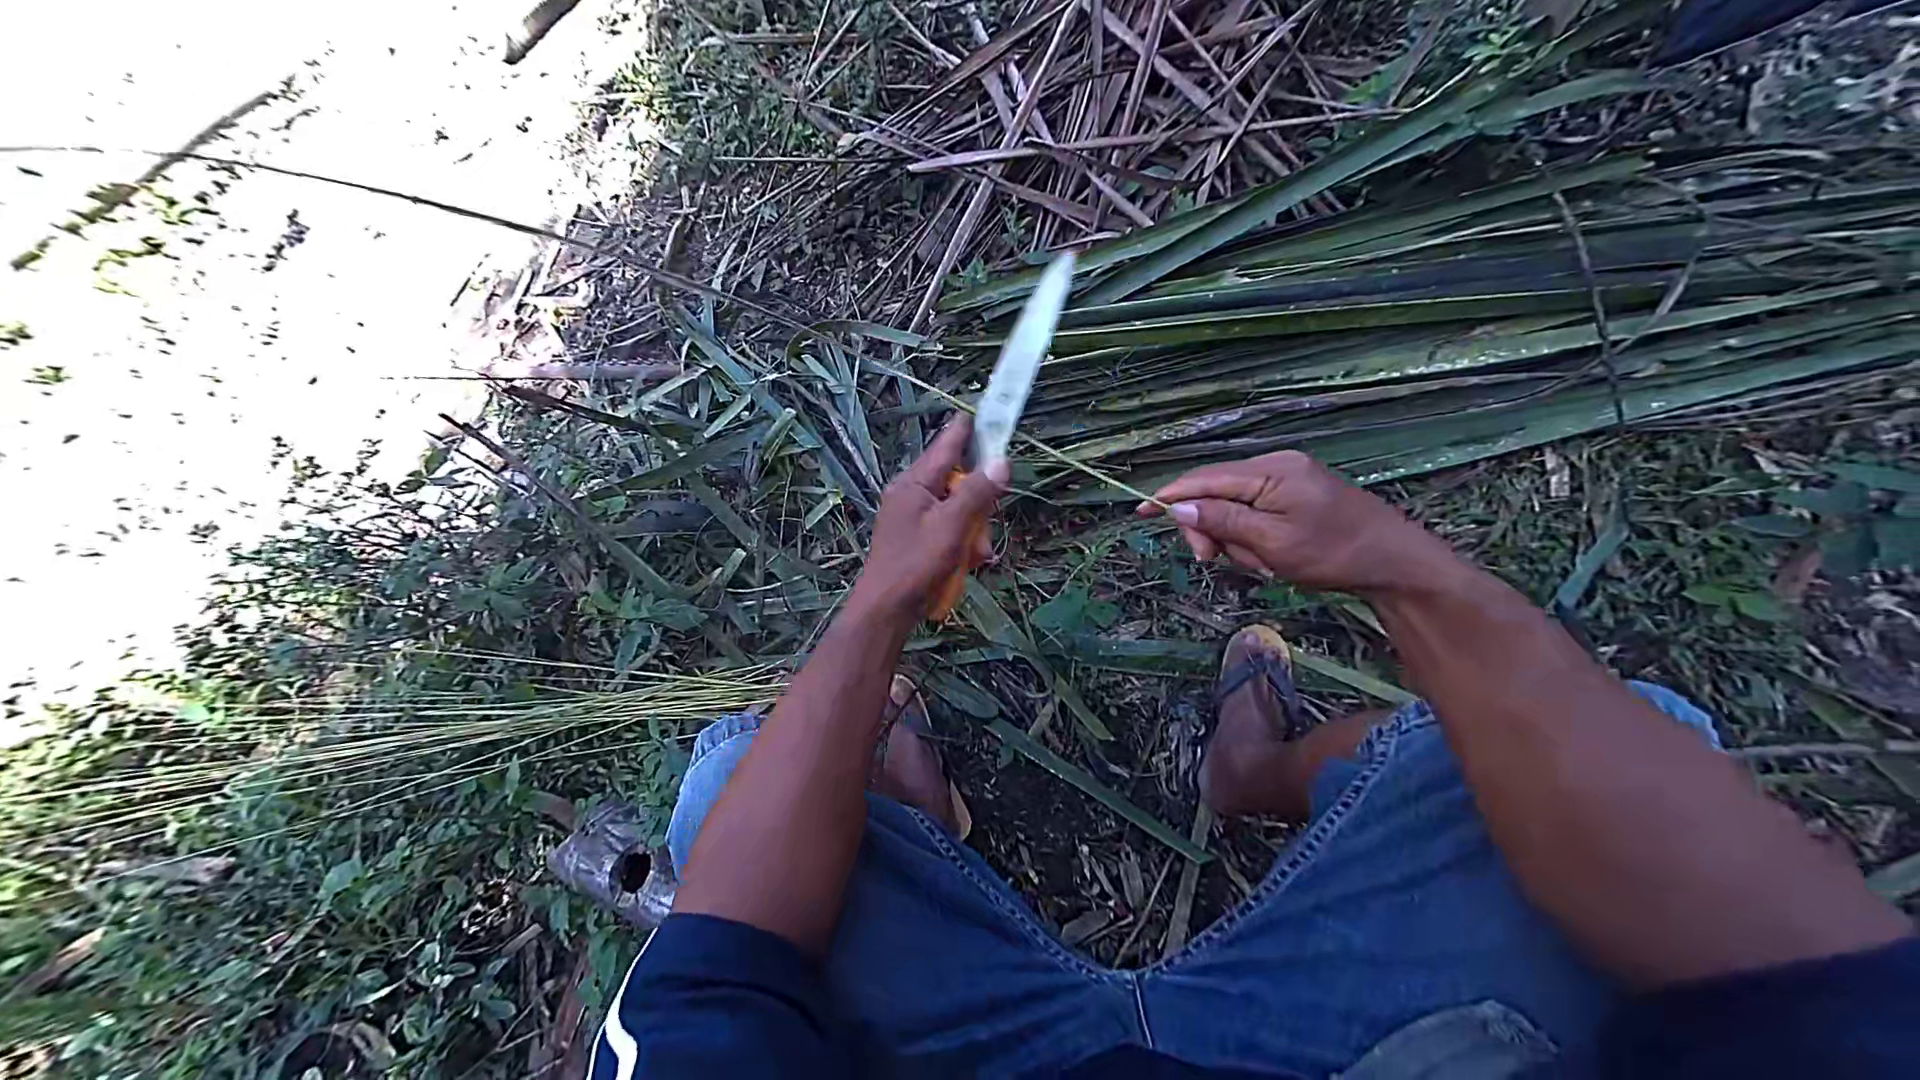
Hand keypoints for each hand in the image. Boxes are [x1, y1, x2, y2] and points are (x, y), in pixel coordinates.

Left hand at [850, 415, 1009, 623]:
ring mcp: (913, 518)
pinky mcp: (917, 540)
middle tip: (984, 527)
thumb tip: (1001, 461)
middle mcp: (911, 494)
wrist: (886, 610)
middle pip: (958, 483)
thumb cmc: (916, 564)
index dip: (968, 431)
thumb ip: (977, 492)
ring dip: (971, 533)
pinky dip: (960, 546)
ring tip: (972, 556)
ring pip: (958, 511)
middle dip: (978, 506)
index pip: (946, 445)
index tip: (987, 413)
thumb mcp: (952, 526)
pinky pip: (949, 531)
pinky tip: (964, 564)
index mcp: (914, 483)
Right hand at [1135, 450, 1459, 595]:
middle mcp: (1276, 465)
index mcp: (1270, 471)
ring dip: (1234, 538)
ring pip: (1233, 505)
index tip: (1139, 511)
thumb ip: (1221, 519)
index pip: (1204, 479)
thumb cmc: (1334, 553)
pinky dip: (1251, 535)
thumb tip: (1177, 504)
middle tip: (1214, 561)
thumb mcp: (1271, 542)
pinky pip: (1254, 510)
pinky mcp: (1296, 492)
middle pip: (1215, 492)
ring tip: (1261, 564)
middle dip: (1209, 528)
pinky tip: (1270, 556)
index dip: (1169, 495)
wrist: (1396, 562)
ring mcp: (1288, 477)